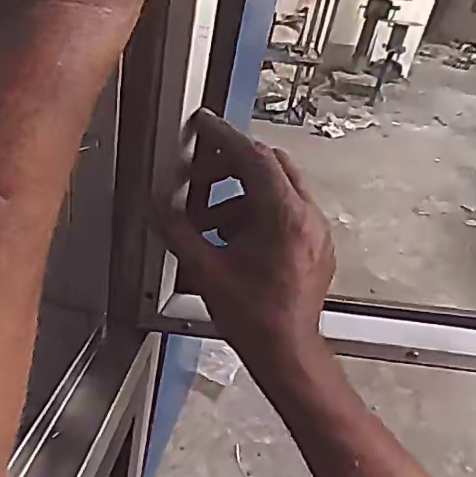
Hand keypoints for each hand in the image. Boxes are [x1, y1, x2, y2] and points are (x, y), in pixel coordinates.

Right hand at [159, 110, 335, 369]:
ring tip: (208, 220)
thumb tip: (159, 210)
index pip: (253, 157)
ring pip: (278, 190)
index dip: (223, 136)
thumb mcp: (206, 271)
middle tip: (200, 175)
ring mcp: (316, 231)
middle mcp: (307, 216)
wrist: (287, 352)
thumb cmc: (255, 318)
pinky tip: (232, 238)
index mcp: (284, 215)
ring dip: (241, 195)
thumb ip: (179, 232)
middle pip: (270, 166)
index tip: (204, 124)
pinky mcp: (316, 246)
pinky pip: (287, 212)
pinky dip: (259, 213)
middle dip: (231, 166)